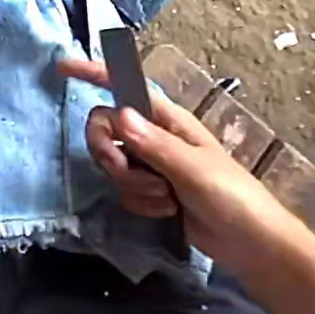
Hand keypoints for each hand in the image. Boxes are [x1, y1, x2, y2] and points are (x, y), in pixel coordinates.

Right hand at [61, 59, 314, 280]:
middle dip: (109, 153)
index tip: (62, 69)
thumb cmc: (233, 197)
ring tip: (165, 200)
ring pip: (111, 164)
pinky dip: (140, 203)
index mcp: (167, 118)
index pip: (124, 86)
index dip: (93, 73)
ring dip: (132, 186)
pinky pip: (122, 190)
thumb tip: (118, 114)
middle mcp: (153, 135)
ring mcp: (150, 164)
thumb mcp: (195, 169)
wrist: (251, 245)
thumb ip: (154, 145)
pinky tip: (167, 212)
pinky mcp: (148, 191)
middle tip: (125, 170)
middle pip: (104, 128)